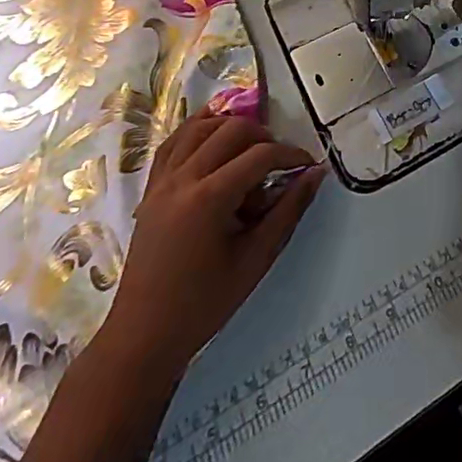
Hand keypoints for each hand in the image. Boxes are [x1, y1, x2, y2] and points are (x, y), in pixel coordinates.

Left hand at [99, 114, 326, 379]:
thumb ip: (289, 209)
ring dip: (230, 128)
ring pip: (199, 127)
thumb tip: (315, 173)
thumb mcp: (257, 257)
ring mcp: (162, 182)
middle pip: (230, 131)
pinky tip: (214, 137)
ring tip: (251, 148)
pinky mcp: (151, 189)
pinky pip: (173, 143)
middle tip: (280, 163)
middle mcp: (183, 180)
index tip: (308, 165)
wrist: (146, 333)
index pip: (260, 155)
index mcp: (209, 199)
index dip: (290, 154)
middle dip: (263, 138)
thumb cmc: (206, 302)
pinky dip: (196, 131)